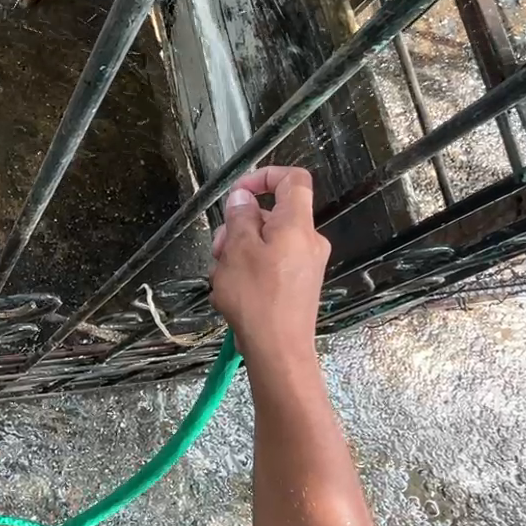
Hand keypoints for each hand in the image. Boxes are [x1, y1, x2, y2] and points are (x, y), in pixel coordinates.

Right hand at [208, 166, 330, 368]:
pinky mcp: (296, 284)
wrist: (278, 348)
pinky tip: (232, 291)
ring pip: (265, 241)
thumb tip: (242, 198)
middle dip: (238, 226)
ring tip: (222, 277)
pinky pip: (269, 263)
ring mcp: (304, 264)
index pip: (293, 180)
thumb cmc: (256, 298)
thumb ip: (239, 218)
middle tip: (219, 249)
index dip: (264, 176)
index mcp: (296, 225)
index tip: (237, 193)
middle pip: (270, 215)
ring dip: (237, 252)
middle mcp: (307, 241)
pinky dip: (247, 269)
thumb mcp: (237, 251)